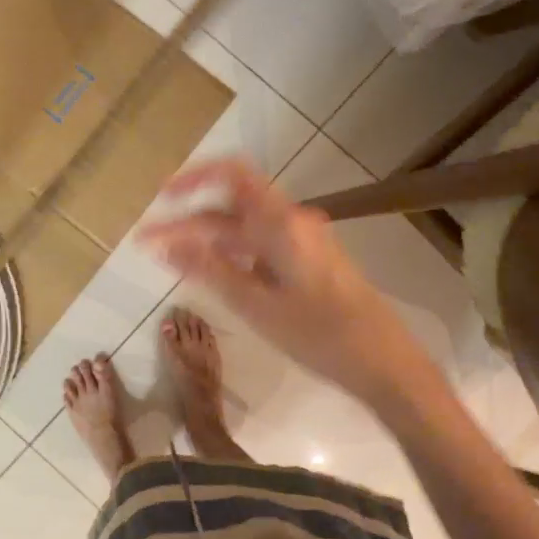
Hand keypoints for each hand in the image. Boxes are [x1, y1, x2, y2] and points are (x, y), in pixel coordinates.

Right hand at [139, 158, 434, 406]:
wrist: (387, 365)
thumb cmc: (321, 335)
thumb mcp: (256, 305)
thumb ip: (208, 269)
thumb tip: (163, 242)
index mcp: (281, 223)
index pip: (231, 174)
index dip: (193, 178)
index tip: (160, 197)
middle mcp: (293, 221)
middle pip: (232, 205)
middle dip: (189, 220)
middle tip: (151, 245)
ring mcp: (304, 241)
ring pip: (245, 227)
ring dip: (208, 238)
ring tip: (173, 260)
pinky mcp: (309, 260)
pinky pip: (260, 243)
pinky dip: (231, 252)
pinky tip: (214, 275)